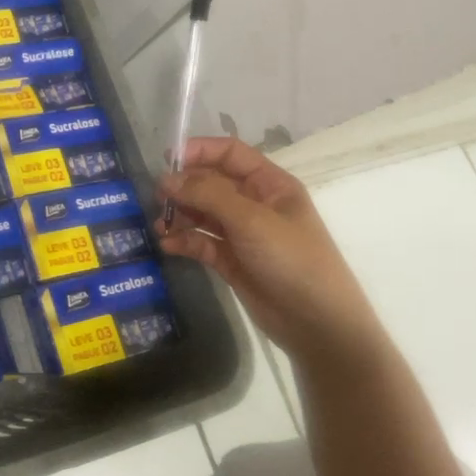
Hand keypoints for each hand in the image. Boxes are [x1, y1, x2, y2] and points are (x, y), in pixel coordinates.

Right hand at [155, 137, 383, 367]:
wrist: (317, 323)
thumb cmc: (292, 259)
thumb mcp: (251, 220)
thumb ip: (207, 194)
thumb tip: (166, 179)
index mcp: (270, 185)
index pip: (230, 153)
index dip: (199, 151)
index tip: (167, 161)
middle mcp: (254, 204)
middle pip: (210, 182)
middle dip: (183, 188)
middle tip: (158, 199)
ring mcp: (241, 233)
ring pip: (201, 212)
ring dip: (179, 216)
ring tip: (160, 227)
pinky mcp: (230, 260)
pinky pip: (200, 241)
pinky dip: (183, 240)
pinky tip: (168, 246)